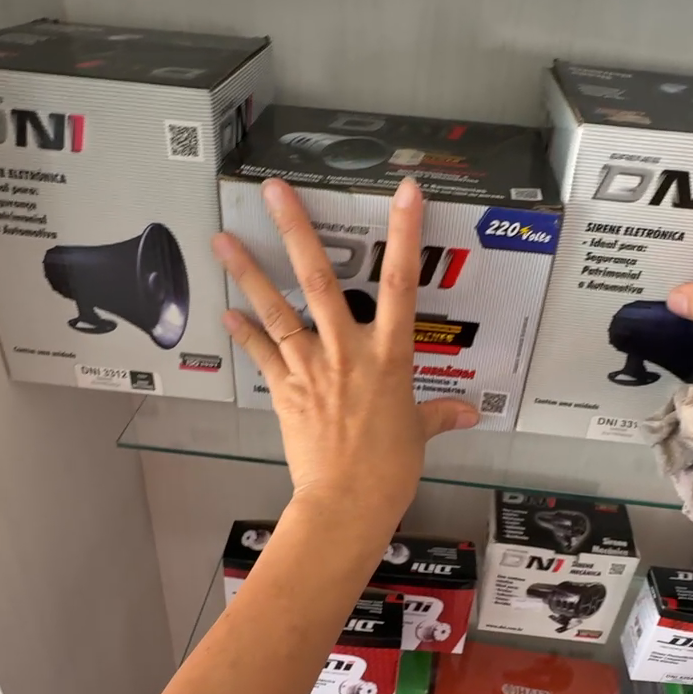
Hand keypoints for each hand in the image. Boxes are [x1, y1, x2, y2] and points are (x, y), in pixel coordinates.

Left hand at [214, 177, 477, 525]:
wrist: (348, 502)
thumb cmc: (388, 470)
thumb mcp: (420, 434)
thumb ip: (441, 414)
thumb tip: (470, 413)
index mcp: (389, 356)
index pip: (401, 284)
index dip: (405, 235)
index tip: (404, 194)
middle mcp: (348, 351)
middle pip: (320, 279)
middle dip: (297, 231)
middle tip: (275, 191)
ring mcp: (312, 367)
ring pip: (278, 310)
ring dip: (248, 273)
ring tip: (223, 240)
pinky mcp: (286, 390)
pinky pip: (263, 355)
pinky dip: (246, 334)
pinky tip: (227, 312)